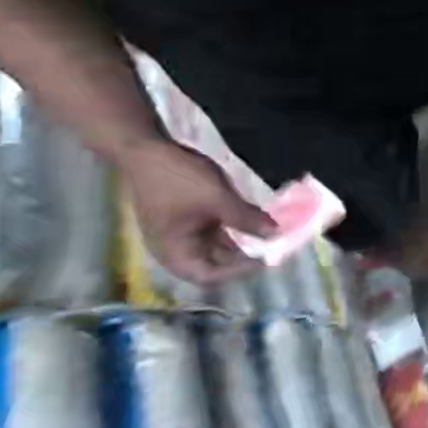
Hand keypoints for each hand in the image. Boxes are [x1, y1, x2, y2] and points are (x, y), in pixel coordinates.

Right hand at [121, 140, 273, 285]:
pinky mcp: (190, 216)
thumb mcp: (219, 200)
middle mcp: (177, 247)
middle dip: (247, 255)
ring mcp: (183, 231)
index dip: (239, 271)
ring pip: (219, 244)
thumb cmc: (179, 180)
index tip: (268, 257)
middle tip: (278, 245)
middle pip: (215, 262)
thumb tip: (277, 234)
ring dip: (245, 240)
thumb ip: (247, 219)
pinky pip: (217, 229)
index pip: (208, 276)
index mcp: (175, 252)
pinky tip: (259, 220)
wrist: (149, 151)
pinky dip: (237, 227)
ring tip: (274, 234)